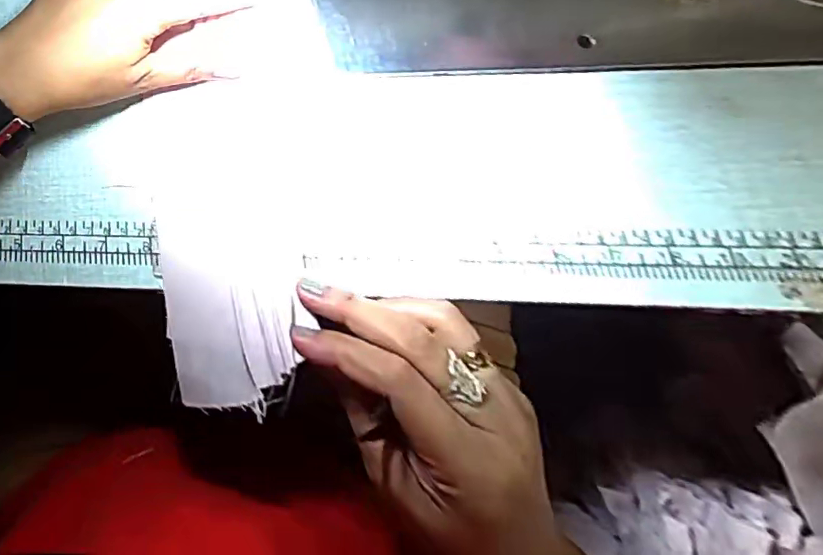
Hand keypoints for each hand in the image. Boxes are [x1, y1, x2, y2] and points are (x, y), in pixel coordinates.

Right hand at [291, 284, 570, 554]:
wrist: (521, 551)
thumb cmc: (450, 536)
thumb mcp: (392, 487)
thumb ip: (360, 415)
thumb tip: (322, 354)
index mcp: (468, 458)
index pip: (399, 379)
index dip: (345, 350)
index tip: (301, 334)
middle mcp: (497, 412)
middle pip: (420, 339)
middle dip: (358, 310)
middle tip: (312, 293)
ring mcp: (507, 389)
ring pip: (442, 318)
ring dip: (386, 304)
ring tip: (342, 301)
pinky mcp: (505, 377)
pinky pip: (454, 329)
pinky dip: (409, 314)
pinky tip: (379, 314)